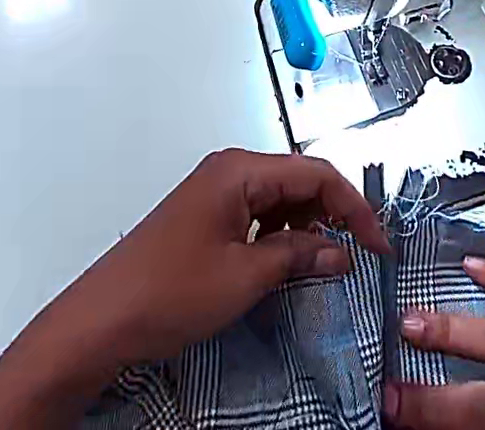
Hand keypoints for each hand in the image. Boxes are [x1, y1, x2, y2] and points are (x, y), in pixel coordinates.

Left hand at [0, 149, 391, 429]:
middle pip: (297, 178)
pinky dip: (280, 231)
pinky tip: (286, 258)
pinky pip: (257, 211)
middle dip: (331, 212)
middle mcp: (228, 170)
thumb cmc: (170, 290)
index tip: (376, 242)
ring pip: (278, 195)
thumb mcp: (246, 276)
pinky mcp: (207, 212)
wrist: (107, 315)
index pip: (314, 172)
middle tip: (358, 252)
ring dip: (306, 223)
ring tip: (323, 260)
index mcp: (239, 170)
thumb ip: (298, 254)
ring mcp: (215, 190)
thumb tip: (339, 250)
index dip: (352, 205)